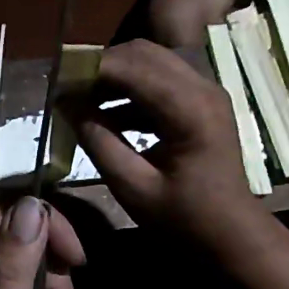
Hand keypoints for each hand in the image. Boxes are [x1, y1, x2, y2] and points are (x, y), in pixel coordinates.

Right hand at [69, 40, 265, 246]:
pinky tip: (106, 116)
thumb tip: (68, 107)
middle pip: (142, 53)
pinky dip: (131, 90)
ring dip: (114, 76)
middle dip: (100, 66)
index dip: (88, 69)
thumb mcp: (134, 188)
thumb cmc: (185, 219)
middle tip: (66, 90)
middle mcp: (202, 88)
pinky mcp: (202, 102)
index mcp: (189, 109)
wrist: (232, 235)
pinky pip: (161, 80)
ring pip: (151, 62)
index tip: (55, 82)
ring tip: (81, 102)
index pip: (130, 67)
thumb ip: (100, 144)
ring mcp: (206, 92)